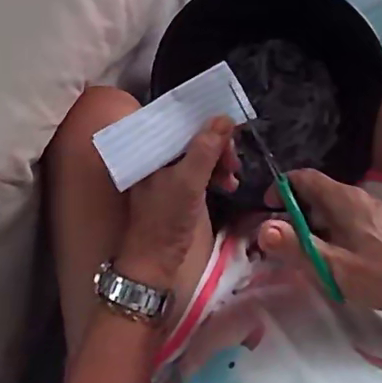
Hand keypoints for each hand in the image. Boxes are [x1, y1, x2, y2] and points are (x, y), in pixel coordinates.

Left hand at [117, 118, 238, 286]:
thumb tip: (224, 117)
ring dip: (220, 159)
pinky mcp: (180, 186)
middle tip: (233, 158)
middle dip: (216, 144)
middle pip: (192, 135)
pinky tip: (230, 184)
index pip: (177, 119)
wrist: (156, 264)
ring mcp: (168, 171)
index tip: (229, 125)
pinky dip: (217, 172)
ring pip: (200, 152)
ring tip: (233, 175)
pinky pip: (202, 168)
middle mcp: (156, 155)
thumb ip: (205, 149)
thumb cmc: (166, 219)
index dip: (204, 119)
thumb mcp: (189, 181)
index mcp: (148, 148)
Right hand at [256, 168, 381, 331]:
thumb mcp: (333, 266)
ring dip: (312, 223)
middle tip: (280, 238)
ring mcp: (371, 210)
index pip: (306, 177)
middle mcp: (358, 197)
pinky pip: (345, 218)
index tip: (267, 208)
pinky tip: (329, 257)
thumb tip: (264, 228)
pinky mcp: (379, 226)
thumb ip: (297, 247)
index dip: (282, 187)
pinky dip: (329, 230)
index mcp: (345, 199)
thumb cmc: (380, 277)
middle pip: (317, 192)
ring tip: (301, 251)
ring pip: (331, 207)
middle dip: (294, 210)